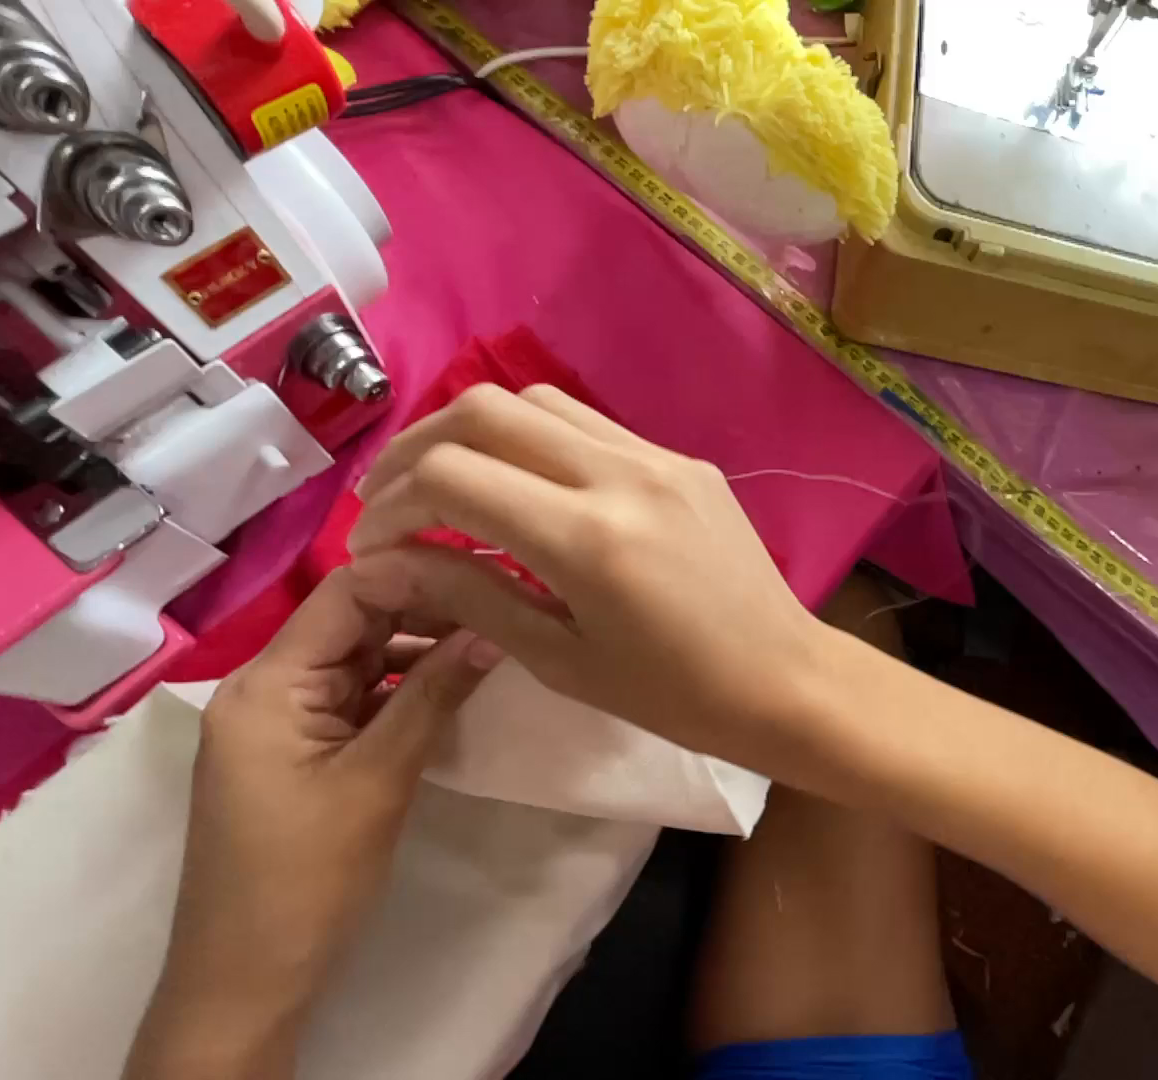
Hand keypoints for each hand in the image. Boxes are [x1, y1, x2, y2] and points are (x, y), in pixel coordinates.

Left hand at [125, 569, 497, 1078]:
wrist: (250, 977)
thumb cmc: (307, 875)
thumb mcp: (381, 776)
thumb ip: (435, 693)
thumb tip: (494, 628)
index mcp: (268, 684)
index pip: (347, 592)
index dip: (417, 572)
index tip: (490, 570)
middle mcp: (269, 687)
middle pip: (356, 618)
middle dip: (429, 605)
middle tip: (505, 602)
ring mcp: (287, 718)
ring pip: (364, 654)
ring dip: (424, 643)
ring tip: (494, 635)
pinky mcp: (306, 746)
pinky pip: (363, 692)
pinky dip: (409, 681)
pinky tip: (459, 680)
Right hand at [344, 385, 840, 771]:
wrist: (782, 678)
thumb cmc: (674, 695)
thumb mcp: (561, 658)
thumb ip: (470, 593)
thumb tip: (386, 559)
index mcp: (587, 536)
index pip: (452, 476)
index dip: (392, 505)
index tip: (374, 545)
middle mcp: (622, 474)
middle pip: (486, 411)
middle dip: (418, 448)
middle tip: (394, 502)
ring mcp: (661, 457)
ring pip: (540, 402)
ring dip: (478, 432)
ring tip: (453, 485)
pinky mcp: (686, 461)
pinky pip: (593, 427)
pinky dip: (540, 441)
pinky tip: (530, 487)